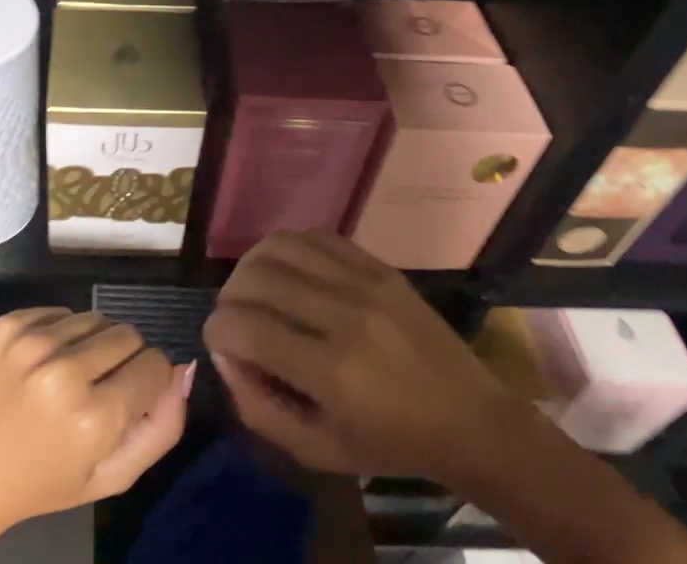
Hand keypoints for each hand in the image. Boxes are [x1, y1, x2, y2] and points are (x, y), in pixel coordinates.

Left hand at [0, 309, 193, 563]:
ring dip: (93, 344)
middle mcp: (64, 371)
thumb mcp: (112, 477)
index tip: (130, 400)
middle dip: (124, 360)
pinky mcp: (7, 325)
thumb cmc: (43, 483)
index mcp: (95, 417)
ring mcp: (30, 343)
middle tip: (99, 389)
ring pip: (96, 318)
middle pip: (129, 334)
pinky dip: (61, 333)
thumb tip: (183, 370)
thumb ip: (162, 427)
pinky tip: (45, 364)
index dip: (150, 382)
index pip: (156, 365)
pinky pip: (60, 311)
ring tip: (71, 376)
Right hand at [202, 230, 514, 480]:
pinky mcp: (380, 267)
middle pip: (256, 279)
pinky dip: (288, 249)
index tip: (221, 345)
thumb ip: (259, 408)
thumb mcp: (317, 450)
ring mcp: (365, 283)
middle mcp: (344, 315)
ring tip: (254, 291)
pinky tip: (287, 273)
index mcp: (330, 370)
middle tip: (235, 321)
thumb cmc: (390, 444)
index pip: (244, 327)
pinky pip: (316, 236)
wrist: (471, 419)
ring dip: (252, 267)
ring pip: (280, 246)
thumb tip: (225, 356)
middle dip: (228, 299)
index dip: (216, 332)